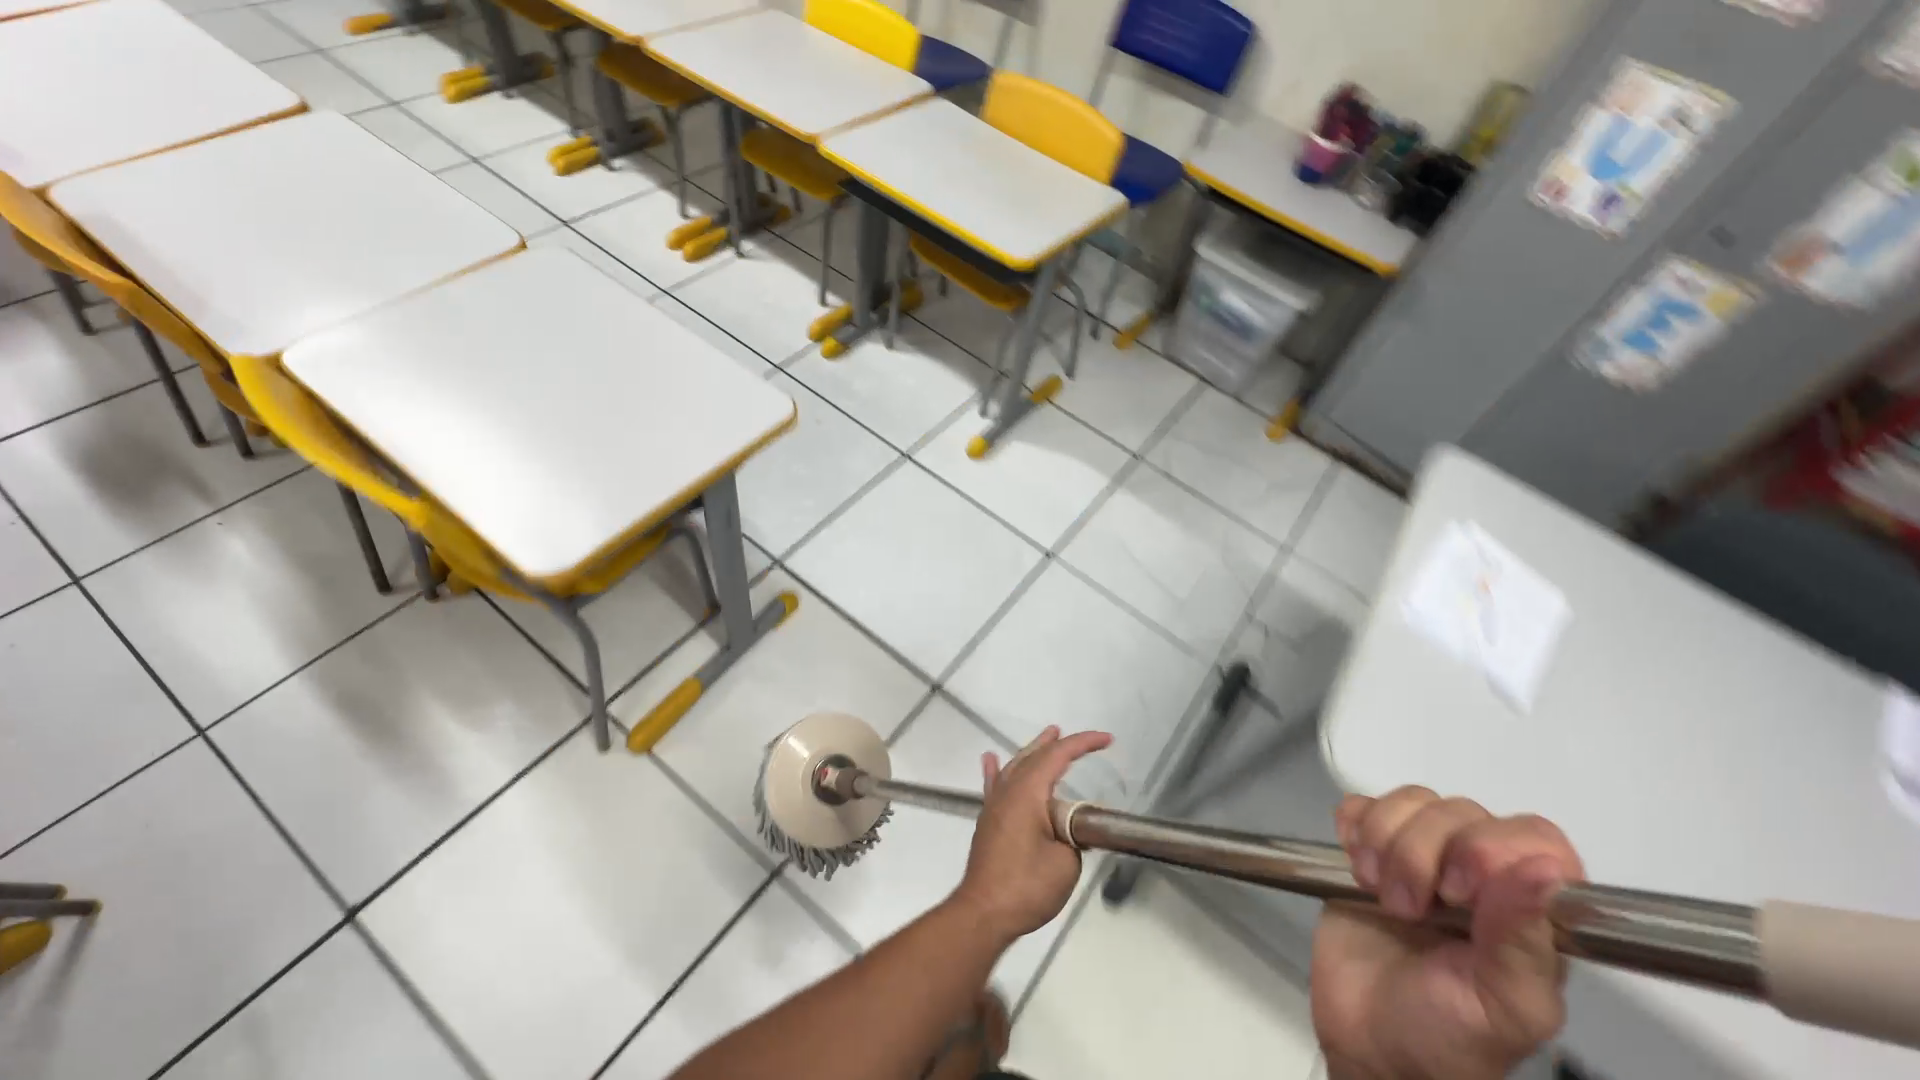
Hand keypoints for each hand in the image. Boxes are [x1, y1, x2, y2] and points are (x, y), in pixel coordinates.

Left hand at [950, 726, 1112, 944]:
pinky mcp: (988, 823)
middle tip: (1080, 738)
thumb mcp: (1067, 862)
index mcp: (1028, 793)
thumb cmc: (1027, 886)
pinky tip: (990, 759)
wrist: (984, 913)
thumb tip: (1068, 830)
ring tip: (1047, 737)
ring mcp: (994, 807)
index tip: (1107, 739)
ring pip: (1015, 767)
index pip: (1058, 756)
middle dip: (1058, 744)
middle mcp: (1007, 792)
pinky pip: (994, 786)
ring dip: (1033, 751)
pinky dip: (996, 770)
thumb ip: (1073, 837)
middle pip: (1034, 757)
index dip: (1083, 744)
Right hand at [1312, 787, 1584, 1079]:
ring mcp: (1422, 858)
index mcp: (1529, 909)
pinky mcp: (1369, 851)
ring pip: (1412, 802)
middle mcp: (1480, 874)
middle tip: (1409, 909)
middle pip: (1460, 812)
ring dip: (1385, 843)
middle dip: (1421, 854)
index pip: (1531, 836)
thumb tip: (1543, 871)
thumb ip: (1525, 944)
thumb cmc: (1448, 1040)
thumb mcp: (1504, 1008)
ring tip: (1381, 895)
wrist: (1369, 1046)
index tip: (1457, 891)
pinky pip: (1363, 806)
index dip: (1491, 846)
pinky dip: (1354, 826)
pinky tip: (1356, 866)